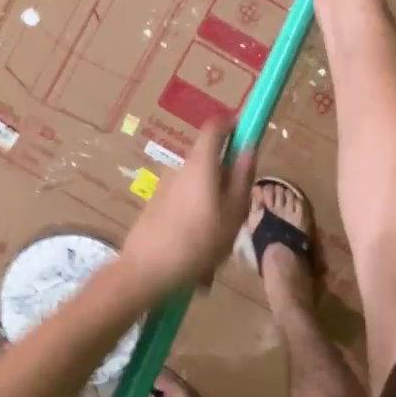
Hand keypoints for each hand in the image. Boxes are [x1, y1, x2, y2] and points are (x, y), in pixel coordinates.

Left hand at [120, 117, 256, 294]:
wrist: (147, 270)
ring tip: (218, 241)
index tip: (247, 137)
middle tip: (238, 209)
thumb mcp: (234, 212)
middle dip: (226, 177)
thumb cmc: (199, 241)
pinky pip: (183, 202)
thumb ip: (242, 176)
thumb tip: (248, 147)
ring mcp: (164, 186)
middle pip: (208, 159)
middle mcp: (179, 167)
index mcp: (200, 163)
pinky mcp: (155, 205)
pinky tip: (198, 251)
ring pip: (197, 185)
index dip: (233, 125)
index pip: (215, 126)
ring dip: (211, 202)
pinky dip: (195, 217)